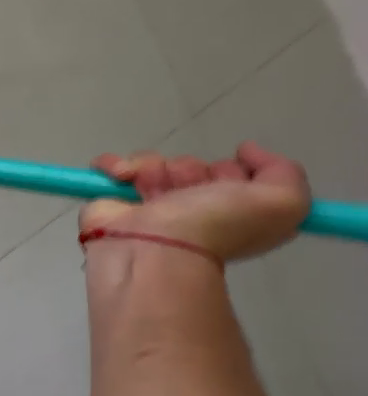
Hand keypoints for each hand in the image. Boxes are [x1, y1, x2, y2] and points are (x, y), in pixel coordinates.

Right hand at [86, 142, 309, 262]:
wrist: (153, 244)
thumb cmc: (215, 224)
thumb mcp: (281, 203)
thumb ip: (283, 172)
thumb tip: (247, 150)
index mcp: (232, 209)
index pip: (234, 171)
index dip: (232, 173)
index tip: (229, 187)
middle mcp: (194, 204)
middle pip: (192, 164)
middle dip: (188, 172)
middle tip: (186, 194)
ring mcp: (152, 199)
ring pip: (153, 161)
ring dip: (151, 170)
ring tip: (151, 193)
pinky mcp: (114, 194)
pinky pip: (112, 163)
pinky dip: (114, 165)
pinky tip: (122, 178)